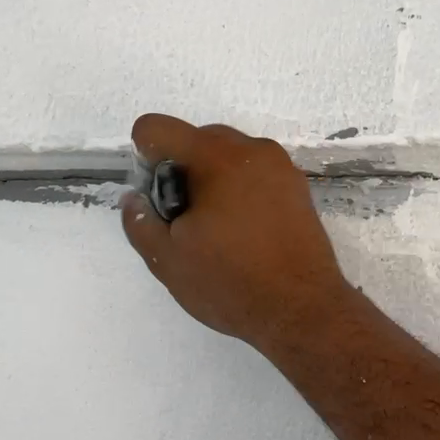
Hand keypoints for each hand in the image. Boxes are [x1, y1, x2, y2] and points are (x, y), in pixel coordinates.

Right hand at [120, 114, 353, 347]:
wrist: (303, 310)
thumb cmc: (232, 283)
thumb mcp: (169, 261)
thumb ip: (141, 222)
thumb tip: (136, 199)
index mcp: (215, 157)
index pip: (158, 129)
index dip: (144, 159)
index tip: (158, 200)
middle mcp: (253, 150)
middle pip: (198, 140)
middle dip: (183, 172)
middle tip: (188, 222)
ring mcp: (283, 169)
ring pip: (232, 158)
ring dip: (215, 183)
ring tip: (219, 232)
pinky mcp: (300, 191)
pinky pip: (259, 177)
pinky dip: (244, 194)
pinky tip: (246, 236)